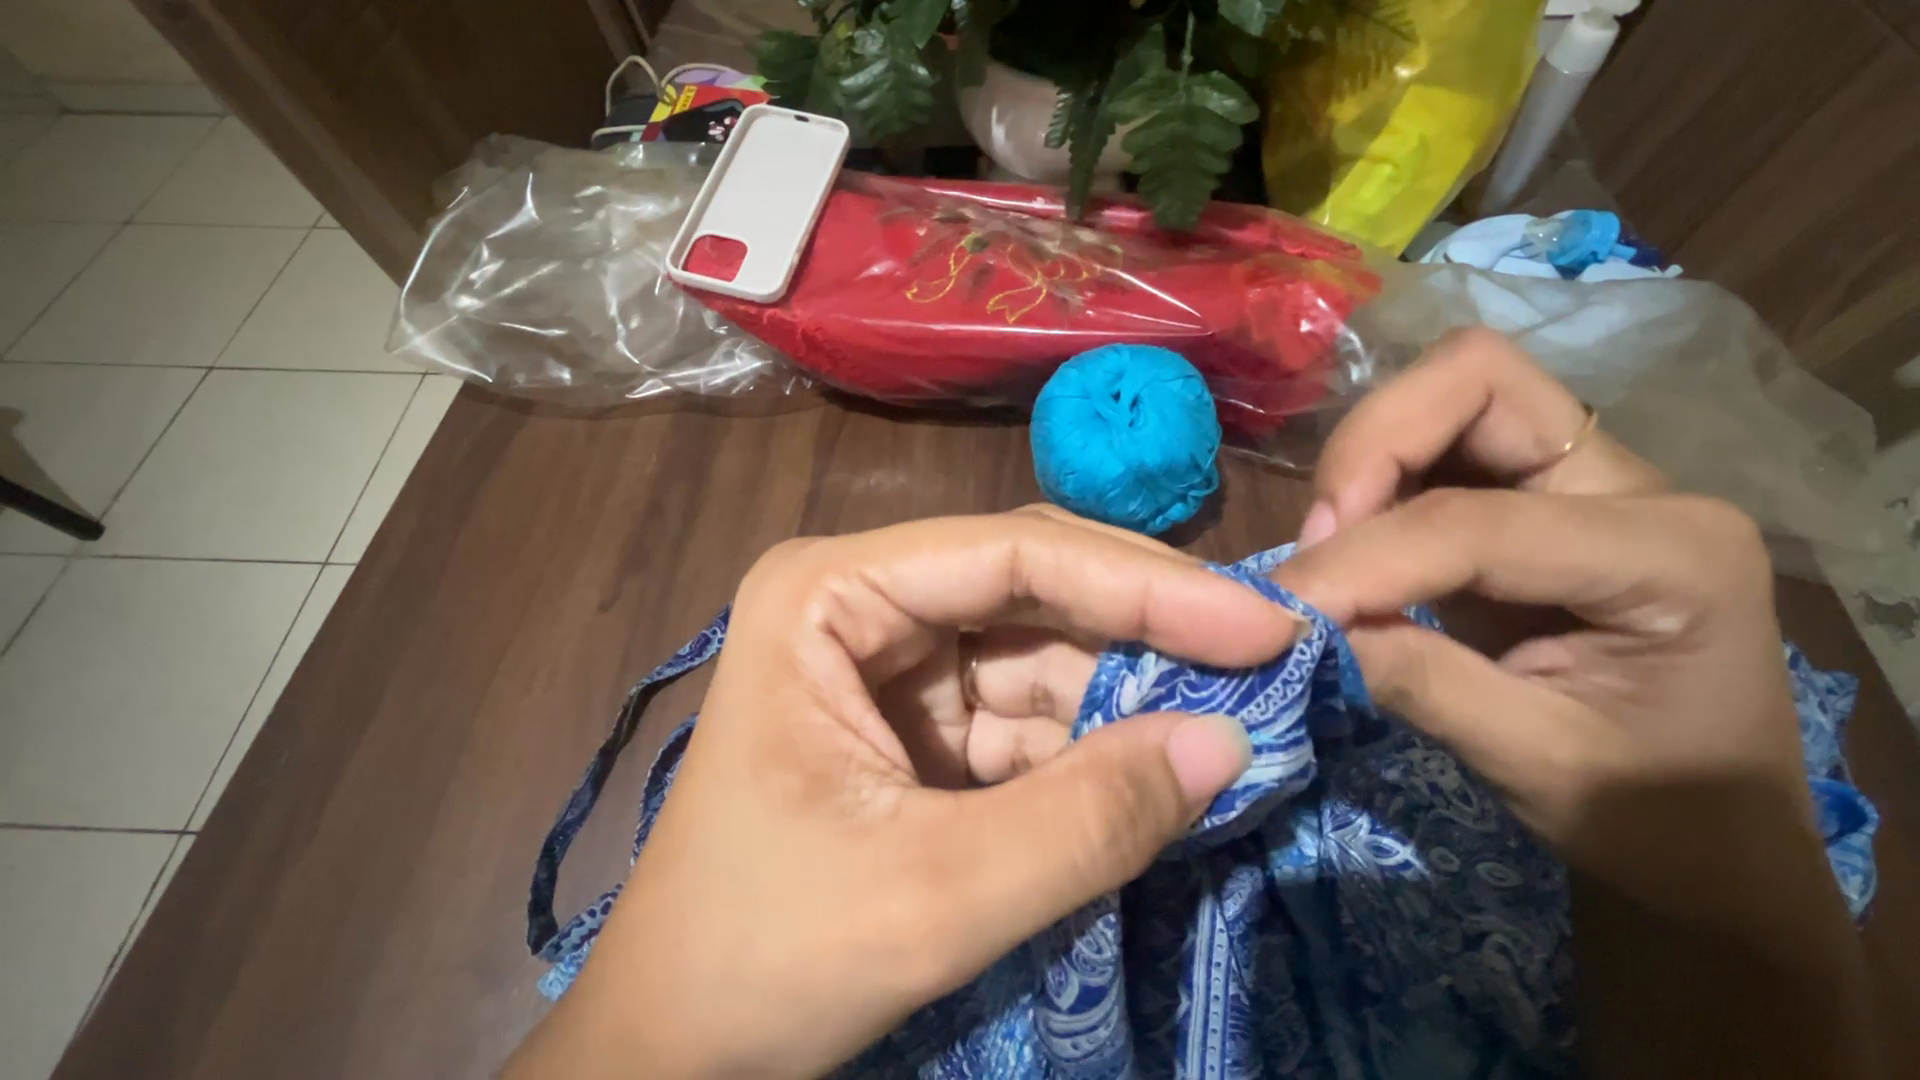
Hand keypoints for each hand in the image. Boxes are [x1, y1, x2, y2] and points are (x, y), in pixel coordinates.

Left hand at [507, 509, 1298, 1078]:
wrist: (677, 1044)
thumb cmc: (768, 954)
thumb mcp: (936, 894)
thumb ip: (1089, 819)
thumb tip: (1229, 745)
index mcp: (828, 594)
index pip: (1010, 554)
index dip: (1145, 586)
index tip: (1261, 626)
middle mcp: (860, 602)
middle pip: (1032, 589)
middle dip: (1145, 632)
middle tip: (1268, 662)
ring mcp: (889, 661)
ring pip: (1041, 652)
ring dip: (1130, 693)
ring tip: (1233, 721)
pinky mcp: (917, 723)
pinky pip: (1026, 714)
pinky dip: (1094, 743)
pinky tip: (1161, 765)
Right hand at [1277, 328, 1836, 933]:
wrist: (1712, 838)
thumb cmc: (1654, 818)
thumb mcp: (1536, 764)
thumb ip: (1417, 682)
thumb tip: (1297, 626)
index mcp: (1671, 552)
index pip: (1475, 521)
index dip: (1363, 558)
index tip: (1283, 607)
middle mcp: (1631, 485)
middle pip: (1475, 380)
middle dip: (1370, 448)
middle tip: (1318, 540)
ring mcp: (1582, 482)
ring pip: (1449, 395)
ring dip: (1365, 458)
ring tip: (1328, 549)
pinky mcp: (1532, 500)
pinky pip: (1434, 447)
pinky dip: (1372, 482)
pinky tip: (1351, 548)